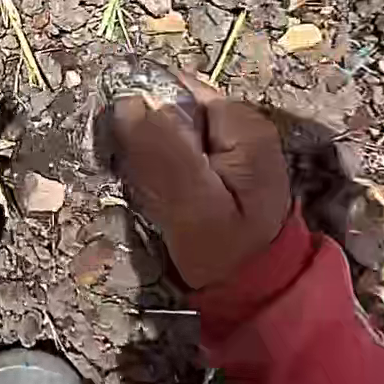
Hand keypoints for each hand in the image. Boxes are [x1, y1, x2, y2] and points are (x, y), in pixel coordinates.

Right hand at [106, 71, 290, 288]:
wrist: (257, 292)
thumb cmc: (226, 253)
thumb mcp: (193, 208)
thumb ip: (163, 155)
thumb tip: (128, 103)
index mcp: (242, 125)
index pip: (177, 92)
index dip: (144, 113)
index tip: (126, 149)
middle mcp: (241, 124)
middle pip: (175, 107)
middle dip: (147, 134)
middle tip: (139, 178)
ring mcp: (233, 143)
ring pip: (173, 128)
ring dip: (152, 153)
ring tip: (150, 191)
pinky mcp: (222, 162)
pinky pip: (181, 149)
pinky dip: (163, 166)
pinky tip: (160, 194)